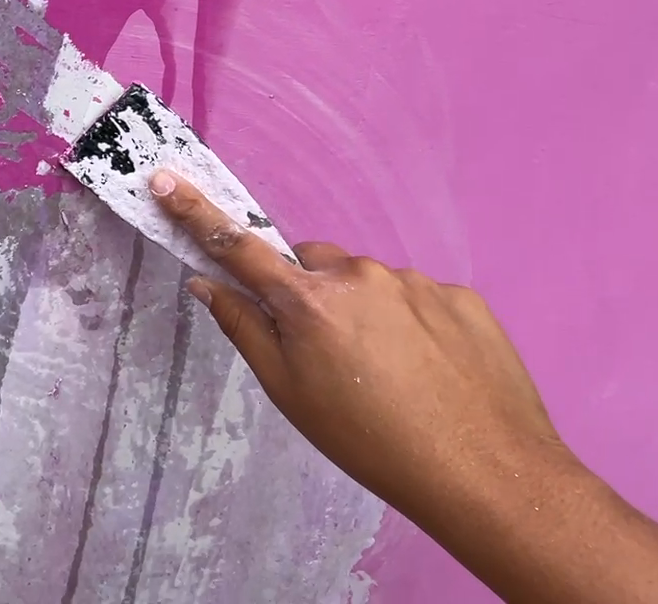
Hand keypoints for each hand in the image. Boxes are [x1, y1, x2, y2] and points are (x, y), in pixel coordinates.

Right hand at [149, 169, 579, 524]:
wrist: (494, 480)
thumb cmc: (369, 440)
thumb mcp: (288, 392)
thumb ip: (243, 328)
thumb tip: (206, 282)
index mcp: (306, 301)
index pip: (235, 245)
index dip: (194, 211)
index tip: (162, 178)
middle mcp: (356, 275)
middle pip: (310, 262)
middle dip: (306, 289)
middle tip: (326, 346)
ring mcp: (414, 282)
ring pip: (364, 279)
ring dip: (360, 307)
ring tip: (387, 367)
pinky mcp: (463, 297)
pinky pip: (414, 295)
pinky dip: (409, 319)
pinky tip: (428, 366)